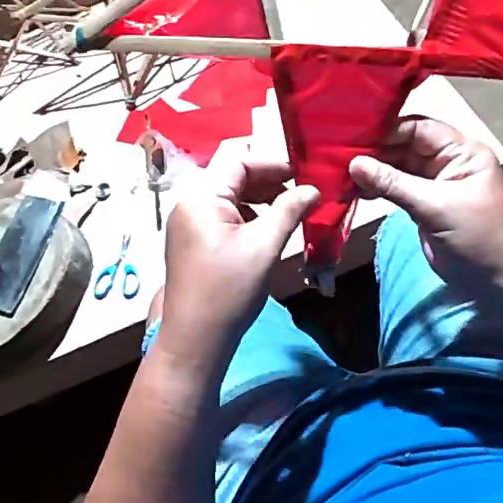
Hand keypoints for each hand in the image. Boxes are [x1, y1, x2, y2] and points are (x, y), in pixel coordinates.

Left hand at [153, 152, 317, 364]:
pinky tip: (268, 229)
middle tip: (302, 193)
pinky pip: (223, 215)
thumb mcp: (265, 247)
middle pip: (233, 177)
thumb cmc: (230, 291)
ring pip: (230, 196)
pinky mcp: (193, 240)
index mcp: (201, 199)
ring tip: (290, 210)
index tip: (303, 175)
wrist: (196, 341)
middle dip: (269, 181)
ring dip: (261, 198)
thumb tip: (313, 189)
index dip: (273, 164)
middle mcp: (190, 204)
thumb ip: (289, 211)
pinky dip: (248, 215)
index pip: (238, 161)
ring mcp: (189, 223)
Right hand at [348, 116, 502, 289]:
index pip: (419, 128)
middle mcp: (448, 161)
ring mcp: (435, 183)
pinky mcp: (424, 205)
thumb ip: (395, 184)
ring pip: (397, 167)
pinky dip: (377, 189)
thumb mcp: (437, 208)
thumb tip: (354, 163)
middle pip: (404, 145)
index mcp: (462, 151)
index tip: (352, 136)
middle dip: (374, 151)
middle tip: (337, 157)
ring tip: (341, 176)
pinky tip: (355, 191)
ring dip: (372, 171)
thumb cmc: (480, 239)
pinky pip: (396, 188)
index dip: (386, 131)